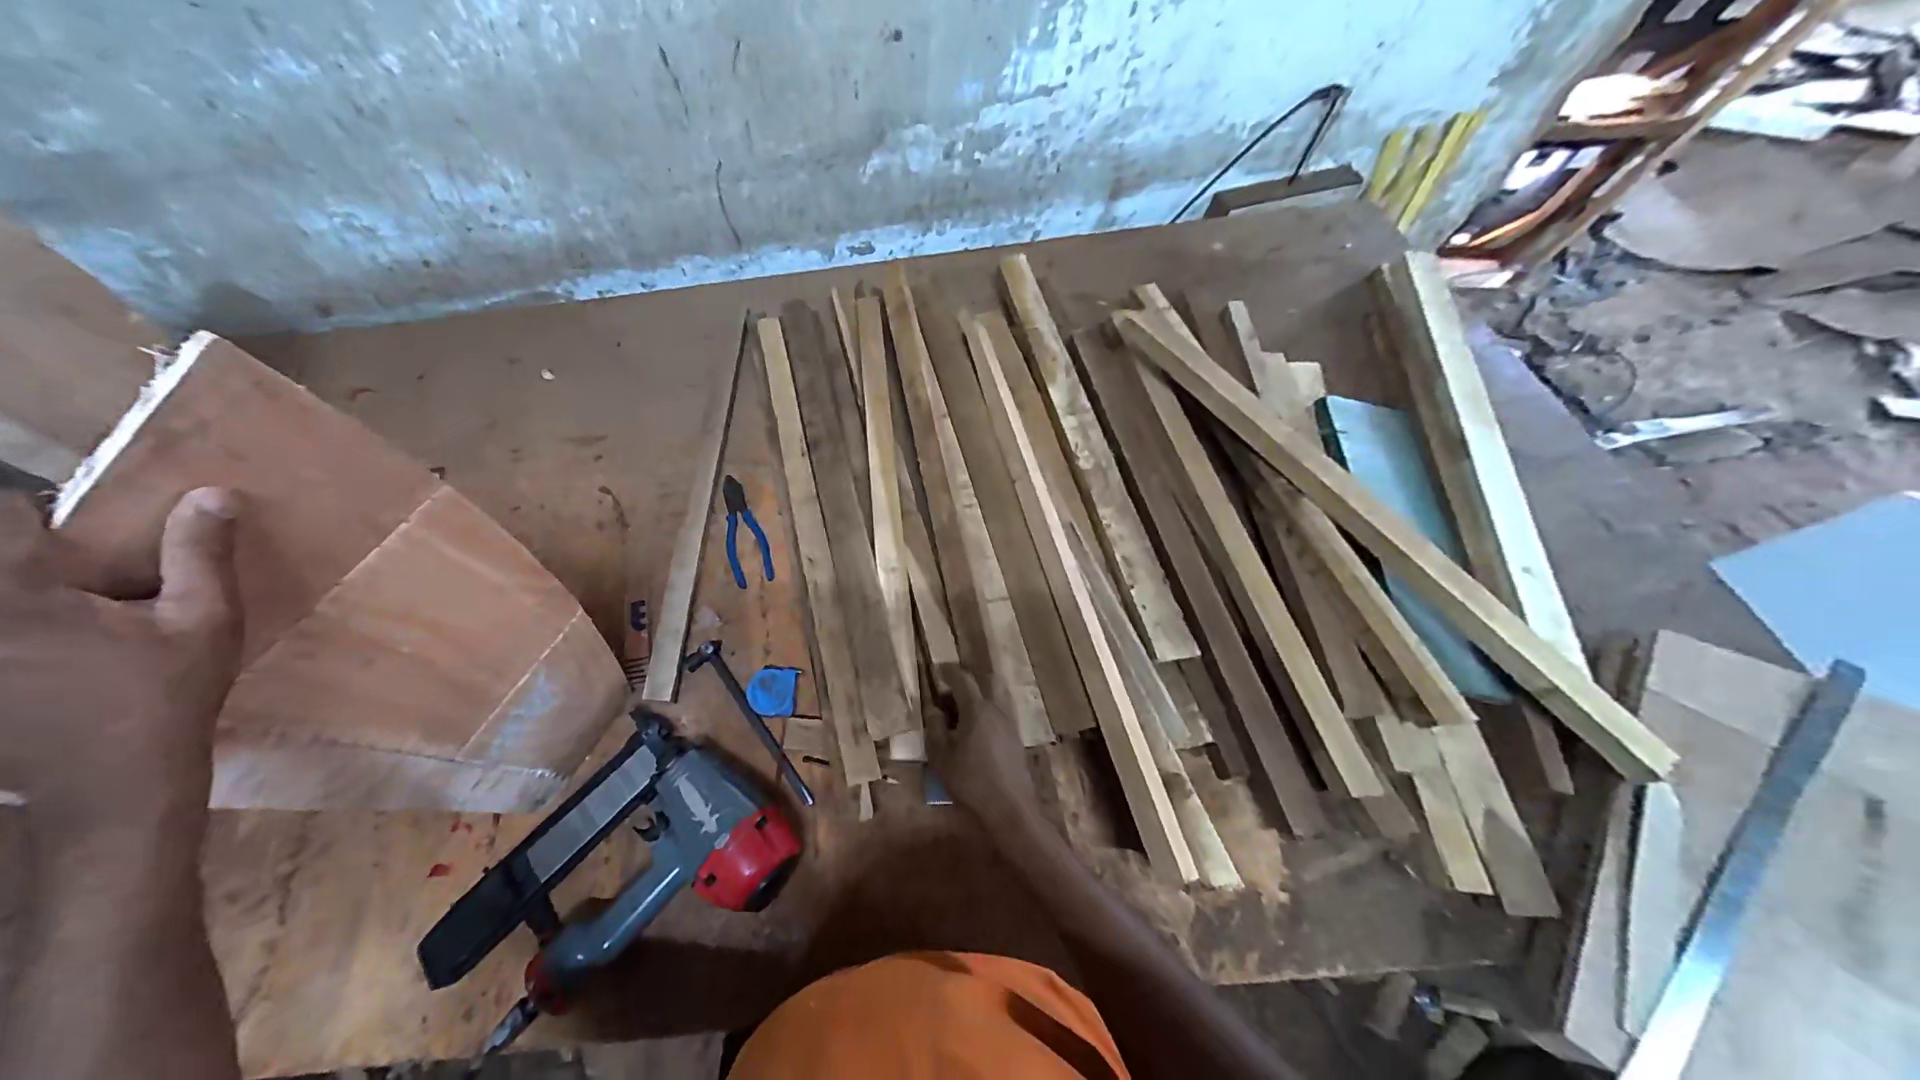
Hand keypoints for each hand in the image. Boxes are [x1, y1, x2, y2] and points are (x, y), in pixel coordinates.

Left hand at [0, 488, 242, 834]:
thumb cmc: (166, 695)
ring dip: (20, 597)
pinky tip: (44, 661)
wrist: (111, 782)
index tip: (61, 530)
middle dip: (22, 562)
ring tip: (62, 625)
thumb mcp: (205, 622)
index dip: (27, 513)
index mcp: (18, 592)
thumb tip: (214, 493)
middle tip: (64, 579)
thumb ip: (200, 555)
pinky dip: (18, 636)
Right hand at [925, 664, 1045, 831]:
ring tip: (965, 704)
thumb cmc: (970, 781)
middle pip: (988, 678)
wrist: (1009, 807)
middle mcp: (997, 708)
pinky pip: (1003, 708)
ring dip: (983, 690)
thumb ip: (935, 727)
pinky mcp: (1016, 736)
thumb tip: (933, 709)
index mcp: (977, 709)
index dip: (948, 671)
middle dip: (970, 676)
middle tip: (952, 686)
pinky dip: (990, 706)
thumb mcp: (941, 756)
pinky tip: (979, 724)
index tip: (937, 670)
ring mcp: (1010, 722)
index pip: (962, 679)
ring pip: (999, 692)